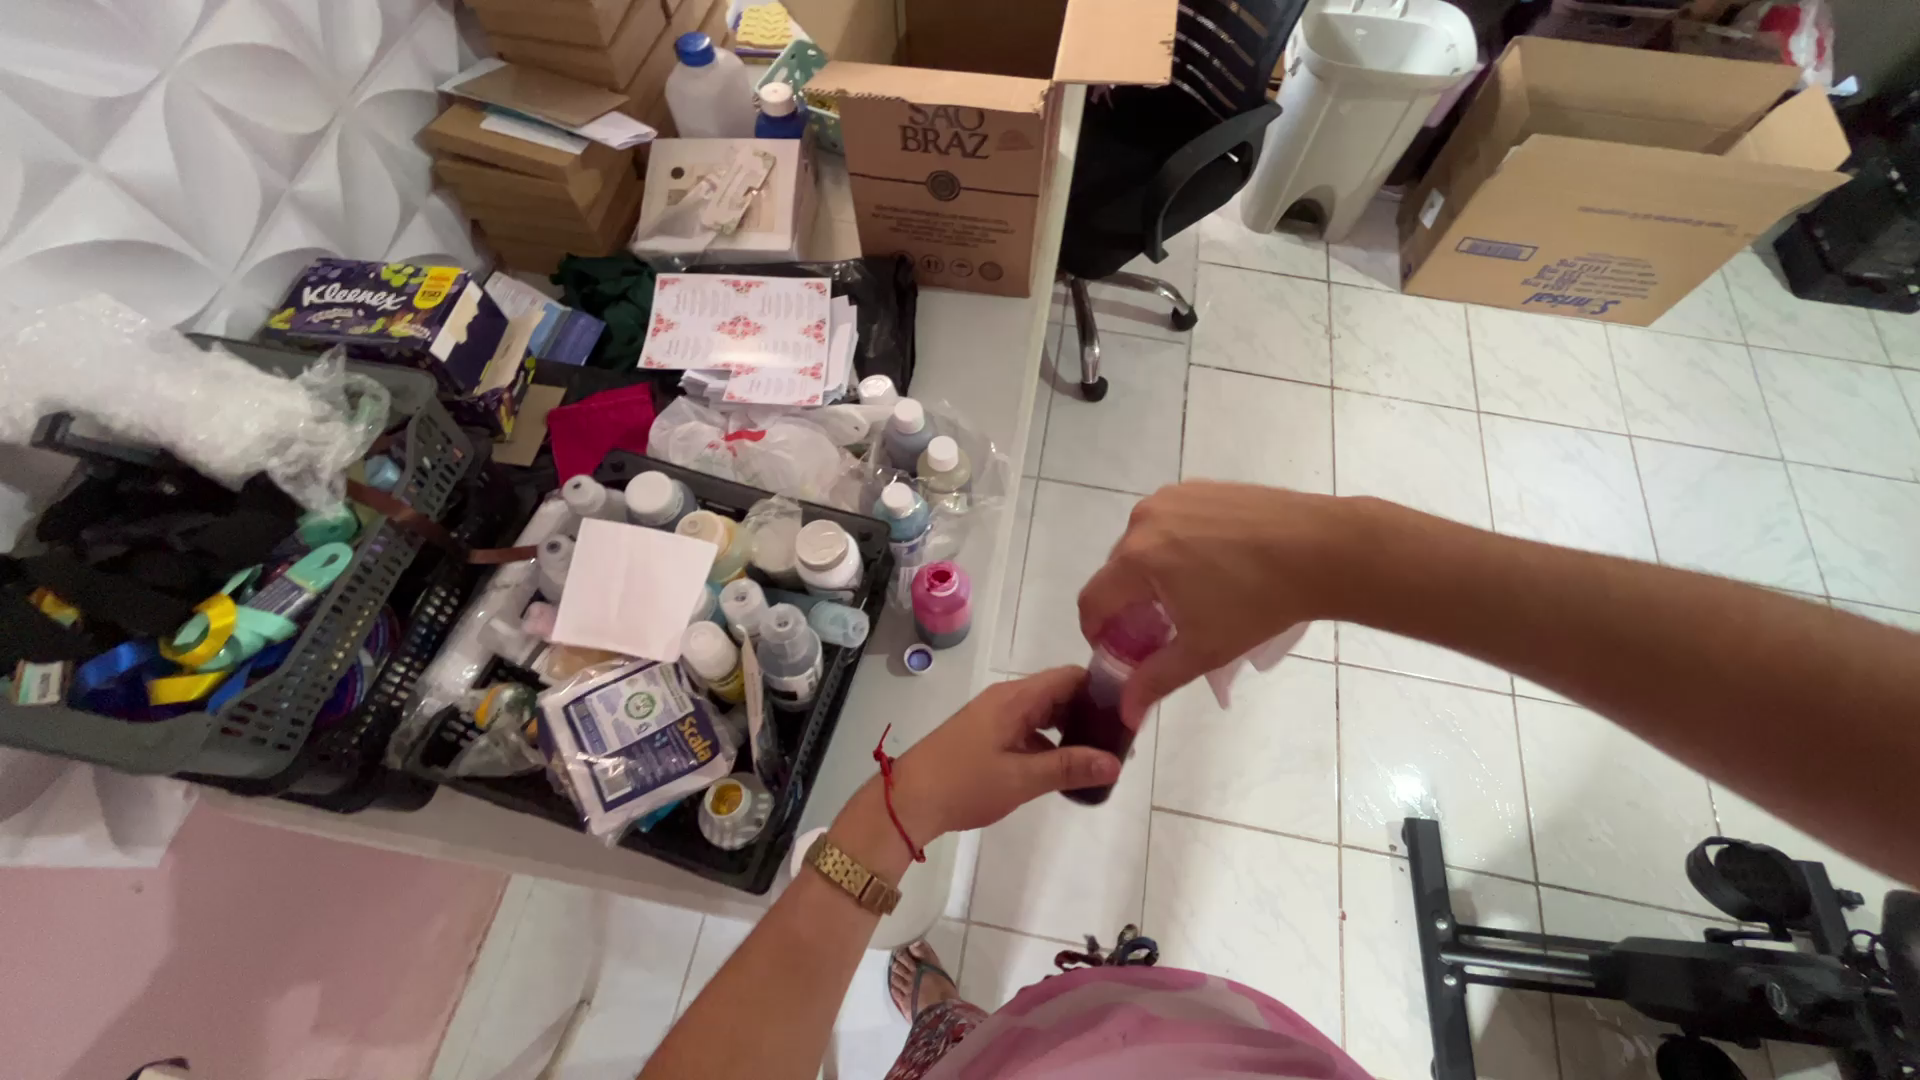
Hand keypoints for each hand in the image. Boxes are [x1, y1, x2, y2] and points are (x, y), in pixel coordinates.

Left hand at [882, 668, 1121, 839]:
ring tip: (1100, 757)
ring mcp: (995, 716)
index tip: (1127, 711)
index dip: (1100, 689)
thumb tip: (1115, 762)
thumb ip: (1069, 767)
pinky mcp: (987, 734)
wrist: (908, 800)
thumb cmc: (965, 783)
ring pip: (1044, 714)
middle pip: (1058, 693)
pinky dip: (1049, 744)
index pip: (1068, 677)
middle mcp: (1007, 699)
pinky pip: (1028, 729)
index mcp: (1015, 698)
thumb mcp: (1022, 778)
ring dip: (1070, 731)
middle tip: (1120, 741)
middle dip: (1089, 713)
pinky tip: (1065, 770)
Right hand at [1077, 482, 1362, 728]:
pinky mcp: (1197, 486)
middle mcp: (1142, 521)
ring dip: (1150, 572)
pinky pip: (1168, 522)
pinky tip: (1210, 563)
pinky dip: (1174, 546)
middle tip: (1159, 629)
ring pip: (1141, 545)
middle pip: (1115, 571)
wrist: (1322, 548)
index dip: (1096, 632)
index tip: (1116, 650)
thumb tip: (1125, 713)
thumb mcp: (1203, 649)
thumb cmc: (1258, 603)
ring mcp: (1170, 497)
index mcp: (1136, 559)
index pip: (1092, 600)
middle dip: (1127, 603)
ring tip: (1189, 594)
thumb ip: (1155, 680)